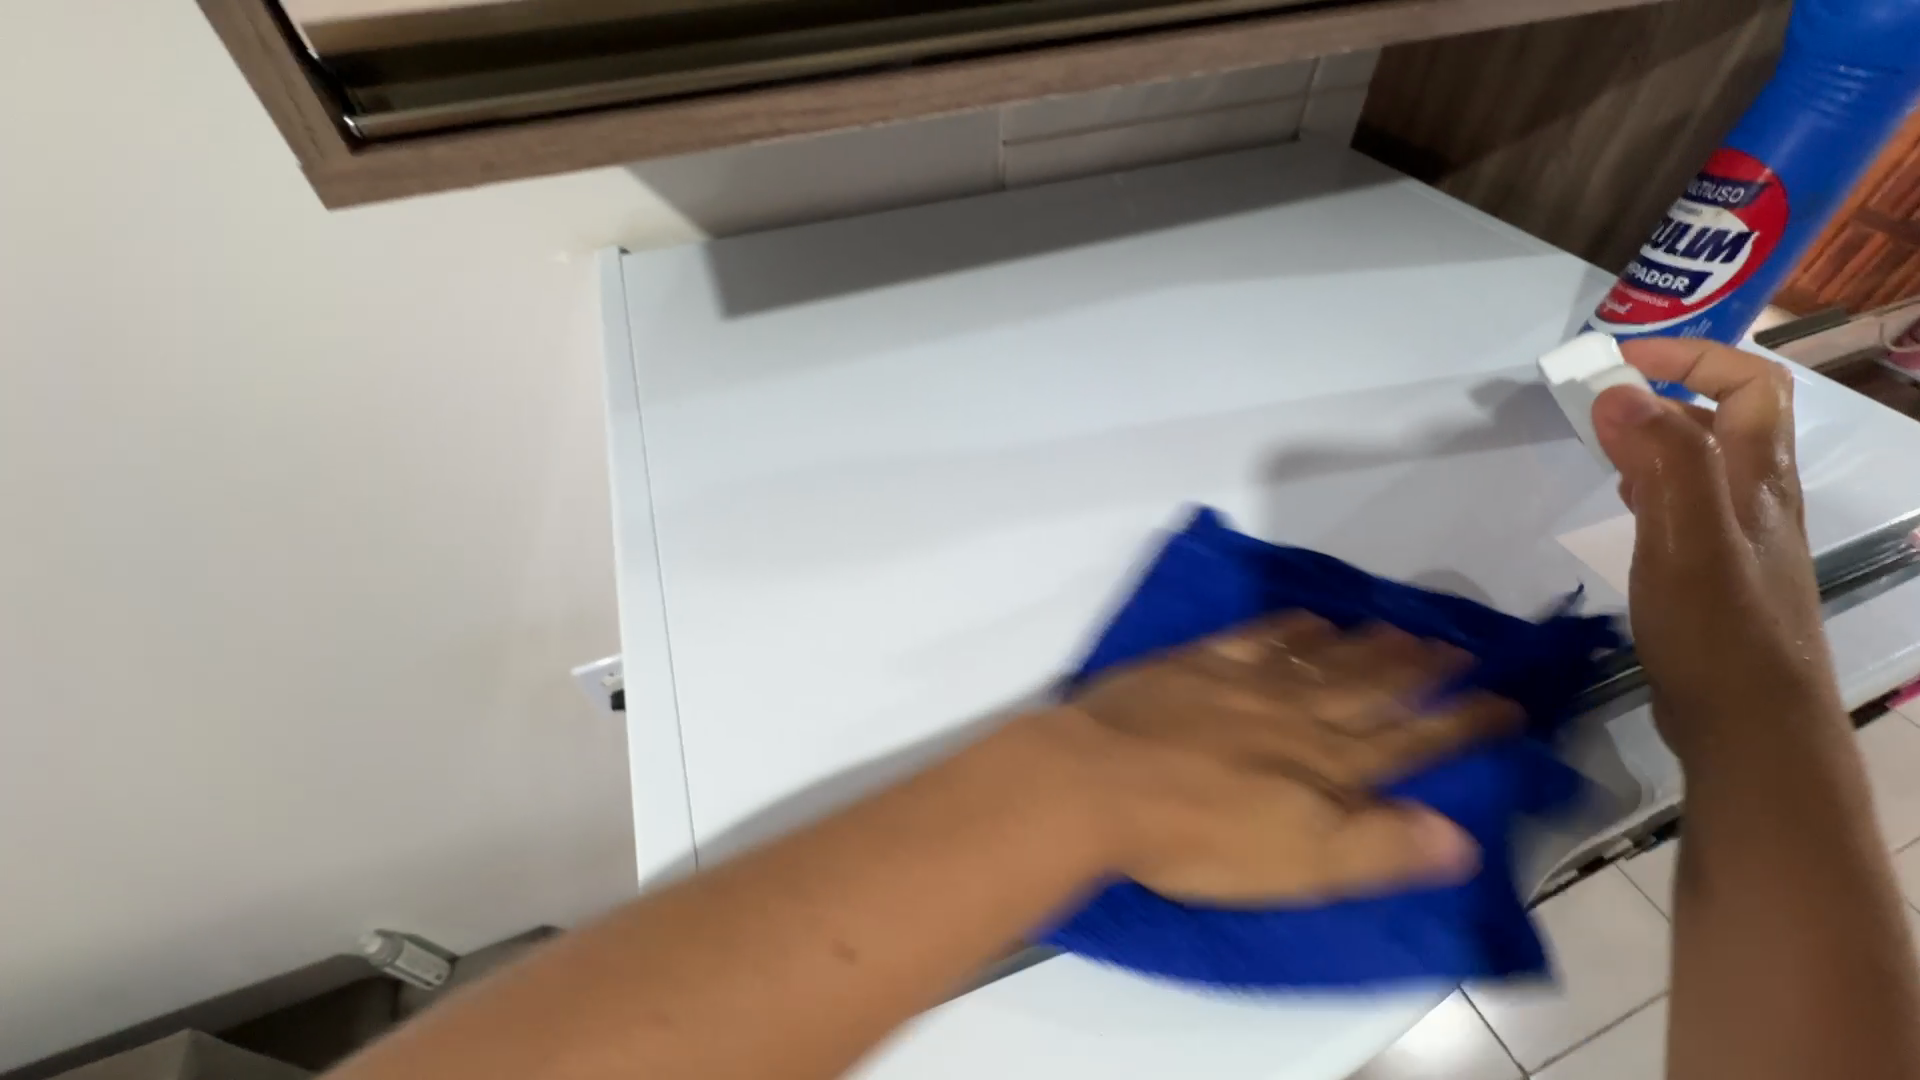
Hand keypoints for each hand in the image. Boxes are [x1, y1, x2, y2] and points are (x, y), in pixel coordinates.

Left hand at [1029, 615, 1520, 904]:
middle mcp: (1295, 714)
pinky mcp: (1193, 664)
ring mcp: (1242, 682)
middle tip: (1464, 648)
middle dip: (1424, 671)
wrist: (1096, 782)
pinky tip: (1310, 618)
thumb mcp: (1298, 866)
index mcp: (1325, 767)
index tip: (1508, 700)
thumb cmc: (1195, 837)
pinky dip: (1290, 625)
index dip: (1463, 723)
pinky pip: (1257, 636)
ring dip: (1369, 644)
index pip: (1412, 742)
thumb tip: (1463, 835)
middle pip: (1373, 688)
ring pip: (1323, 657)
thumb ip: (1379, 847)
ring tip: (1405, 628)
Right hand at [1591, 338, 1842, 761]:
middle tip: (1598, 392)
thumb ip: (1664, 460)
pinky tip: (1623, 494)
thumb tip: (1619, 390)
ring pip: (1707, 456)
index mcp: (1757, 479)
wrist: (1748, 722)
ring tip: (1599, 434)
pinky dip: (1652, 475)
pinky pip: (1687, 497)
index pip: (1751, 385)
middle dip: (1672, 384)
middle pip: (1732, 414)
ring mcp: (1737, 532)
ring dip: (1658, 430)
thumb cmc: (1719, 629)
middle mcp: (1757, 496)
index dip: (1692, 356)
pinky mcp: (1711, 564)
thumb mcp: (1689, 538)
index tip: (1618, 358)